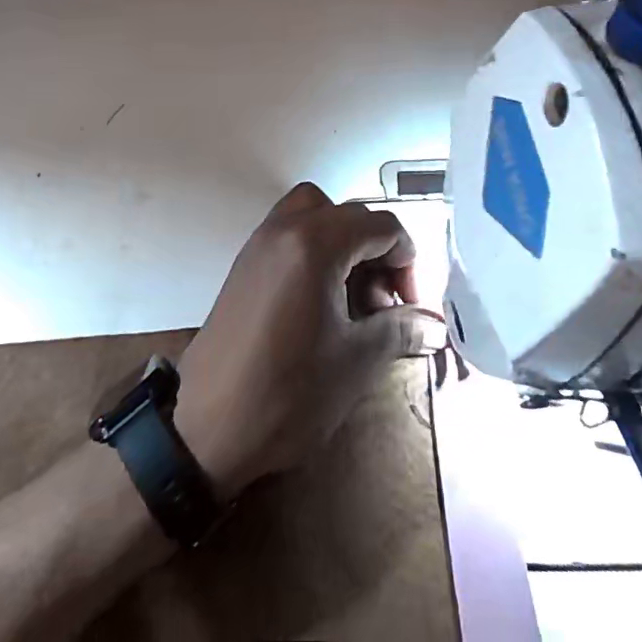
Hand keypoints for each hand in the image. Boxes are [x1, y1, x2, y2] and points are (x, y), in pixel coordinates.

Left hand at [175, 183, 446, 496]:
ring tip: (354, 297)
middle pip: (349, 215)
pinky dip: (315, 252)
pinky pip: (290, 235)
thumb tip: (436, 326)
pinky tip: (322, 303)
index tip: (411, 308)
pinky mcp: (244, 266)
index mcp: (315, 243)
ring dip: (344, 245)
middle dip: (377, 251)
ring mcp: (258, 244)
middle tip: (384, 302)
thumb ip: (402, 330)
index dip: (409, 263)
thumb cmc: (287, 391)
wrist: (205, 427)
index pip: (382, 226)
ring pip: (315, 217)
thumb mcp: (356, 360)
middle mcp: (284, 229)